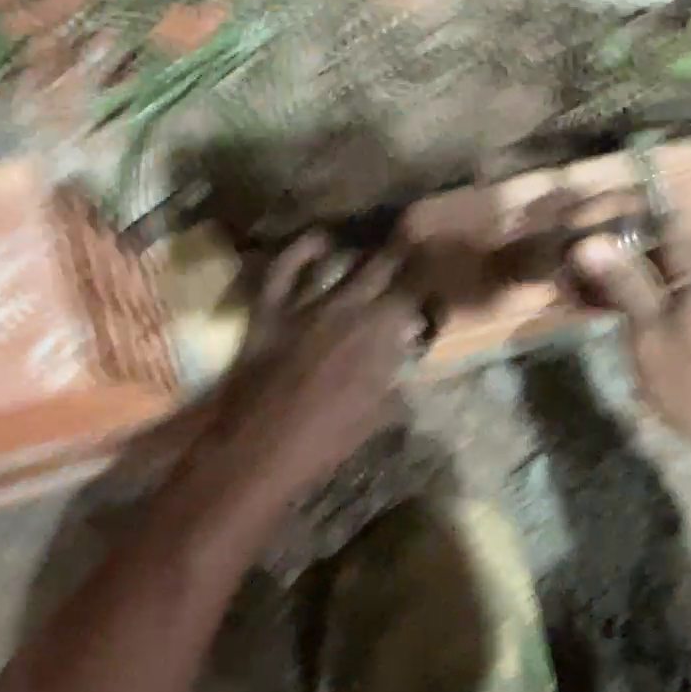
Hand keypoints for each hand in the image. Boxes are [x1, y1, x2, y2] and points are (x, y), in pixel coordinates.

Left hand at [194, 233, 420, 506]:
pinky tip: (319, 241)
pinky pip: (285, 267)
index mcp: (380, 339)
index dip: (426, 289)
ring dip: (360, 254)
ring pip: (341, 262)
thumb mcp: (374, 420)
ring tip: (373, 247)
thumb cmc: (324, 443)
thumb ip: (394, 393)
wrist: (259, 450)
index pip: (413, 297)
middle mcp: (350, 311)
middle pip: (383, 268)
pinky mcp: (270, 309)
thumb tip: (406, 381)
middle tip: (412, 248)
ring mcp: (307, 306)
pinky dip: (302, 249)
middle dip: (401, 257)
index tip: (430, 289)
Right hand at [569, 224, 690, 463]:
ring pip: (667, 262)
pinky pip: (680, 284)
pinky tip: (613, 309)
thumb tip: (587, 242)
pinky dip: (646, 290)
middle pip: (660, 234)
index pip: (656, 208)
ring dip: (625, 270)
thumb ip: (622, 282)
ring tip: (581, 292)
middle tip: (570, 268)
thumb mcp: (649, 334)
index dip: (611, 211)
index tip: (574, 227)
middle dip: (612, 244)